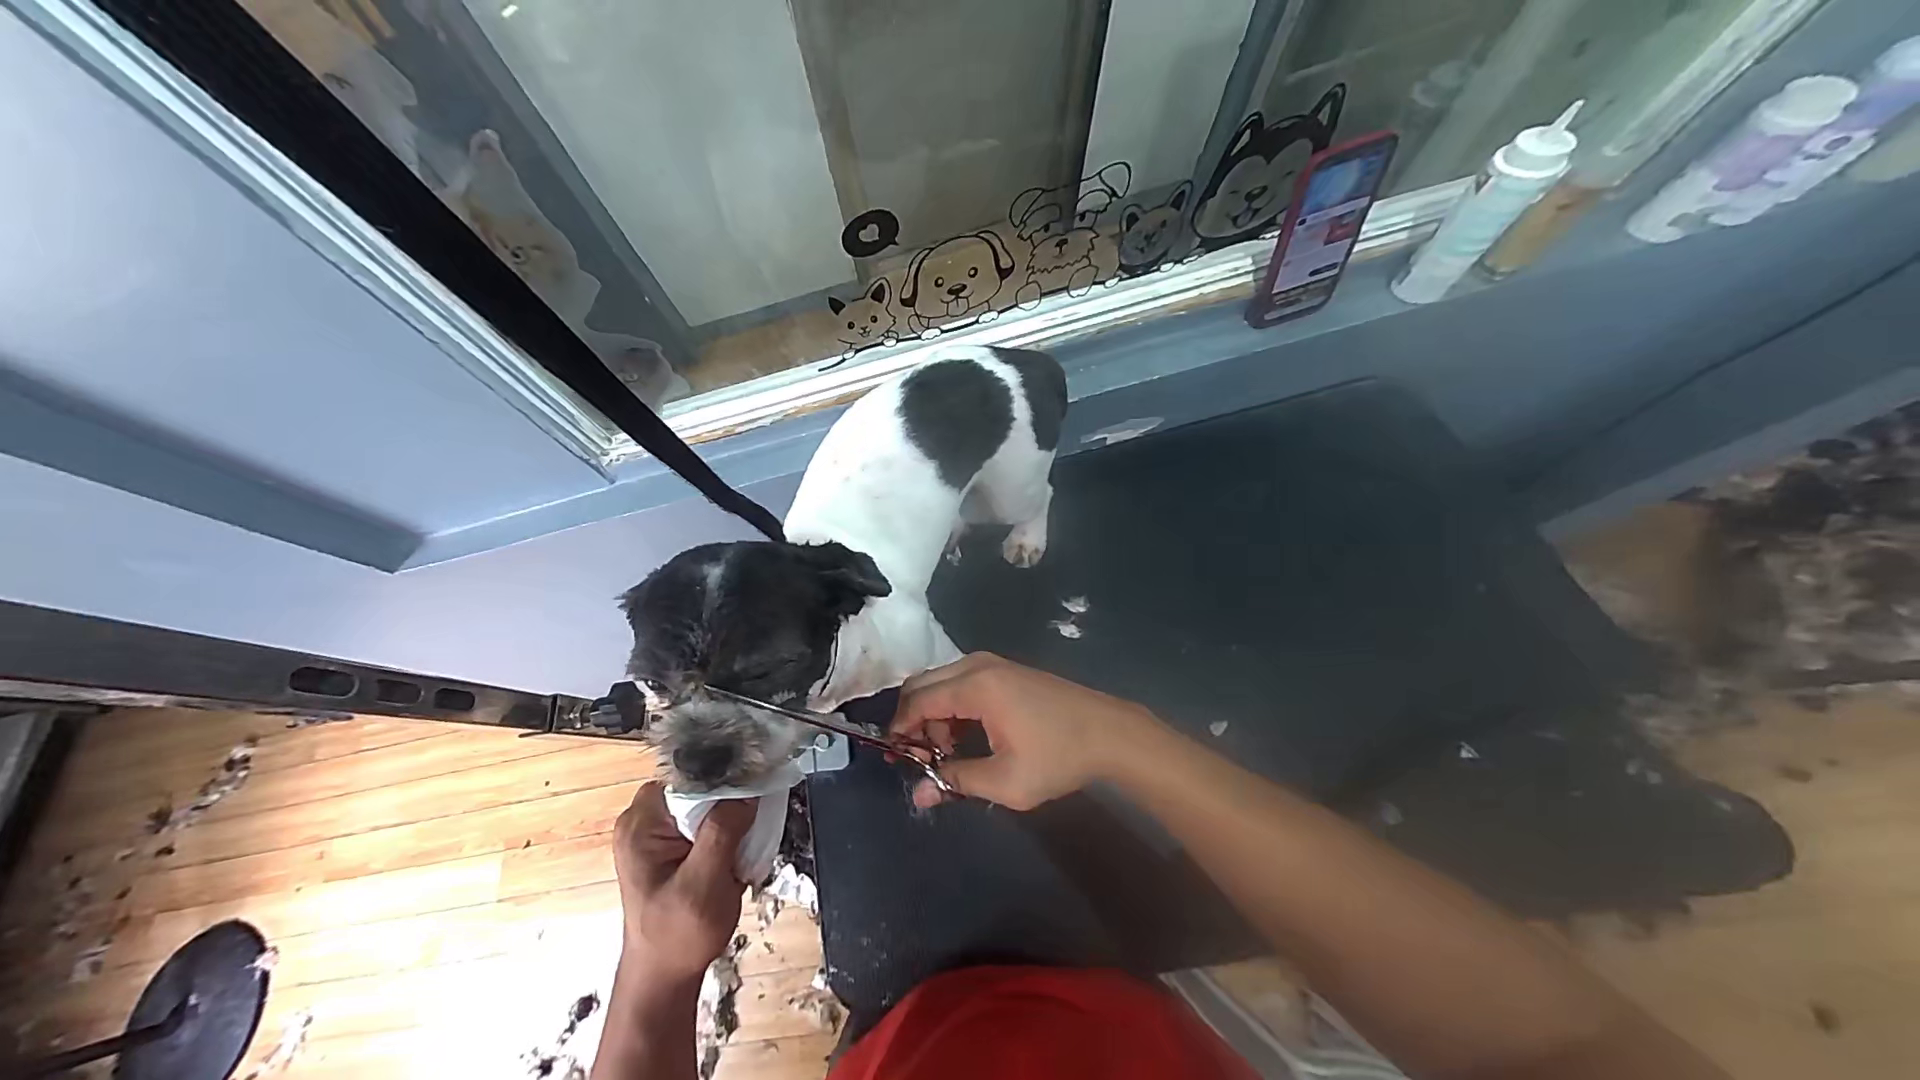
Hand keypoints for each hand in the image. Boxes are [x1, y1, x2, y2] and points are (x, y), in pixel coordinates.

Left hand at [611, 781, 755, 983]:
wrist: (666, 976)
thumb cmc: (679, 934)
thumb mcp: (703, 883)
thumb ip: (721, 832)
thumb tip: (747, 792)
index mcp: (641, 822)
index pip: (690, 775)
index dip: (726, 774)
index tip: (758, 780)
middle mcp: (645, 818)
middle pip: (701, 783)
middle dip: (733, 795)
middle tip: (758, 814)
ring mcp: (658, 830)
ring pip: (709, 799)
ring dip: (734, 813)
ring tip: (750, 835)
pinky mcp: (674, 842)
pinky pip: (709, 817)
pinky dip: (729, 827)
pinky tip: (740, 847)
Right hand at [890, 652, 1160, 809]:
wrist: (1109, 733)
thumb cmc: (1058, 757)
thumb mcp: (1006, 780)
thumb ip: (956, 782)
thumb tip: (918, 795)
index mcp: (976, 686)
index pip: (917, 701)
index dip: (900, 730)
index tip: (895, 759)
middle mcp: (978, 665)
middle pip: (923, 685)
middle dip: (913, 722)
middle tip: (918, 759)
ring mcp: (993, 664)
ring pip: (940, 683)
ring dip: (933, 716)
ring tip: (946, 756)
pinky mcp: (1004, 670)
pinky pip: (960, 682)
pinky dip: (951, 707)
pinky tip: (965, 737)